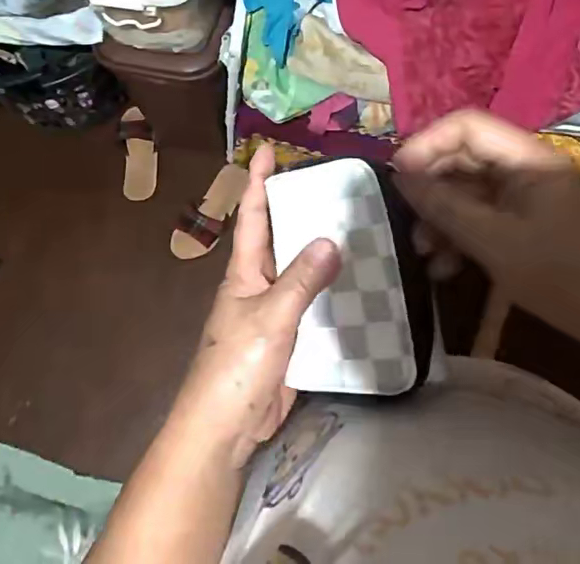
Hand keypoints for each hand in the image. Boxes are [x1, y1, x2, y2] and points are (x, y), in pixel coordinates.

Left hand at [167, 146, 339, 467]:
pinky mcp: (287, 336)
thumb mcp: (271, 317)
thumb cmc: (236, 366)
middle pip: (277, 236)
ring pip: (297, 268)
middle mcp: (257, 283)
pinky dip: (329, 287)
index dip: (258, 181)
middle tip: (328, 182)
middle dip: (296, 207)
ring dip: (317, 246)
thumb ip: (301, 280)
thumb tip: (330, 239)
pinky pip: (310, 301)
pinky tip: (354, 280)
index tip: (268, 149)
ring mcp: (271, 310)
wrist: (225, 429)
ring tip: (351, 222)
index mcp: (243, 271)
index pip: (253, 216)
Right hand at [394, 110, 579, 333]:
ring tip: (422, 252)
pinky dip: (463, 235)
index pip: (466, 126)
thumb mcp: (494, 242)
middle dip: (432, 188)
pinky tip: (446, 267)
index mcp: (526, 157)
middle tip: (404, 218)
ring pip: (472, 191)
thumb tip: (400, 176)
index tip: (398, 176)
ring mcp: (530, 196)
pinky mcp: (531, 223)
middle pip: (466, 158)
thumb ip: (445, 206)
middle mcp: (526, 167)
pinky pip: (486, 216)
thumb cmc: (563, 276)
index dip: (427, 143)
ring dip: (444, 218)